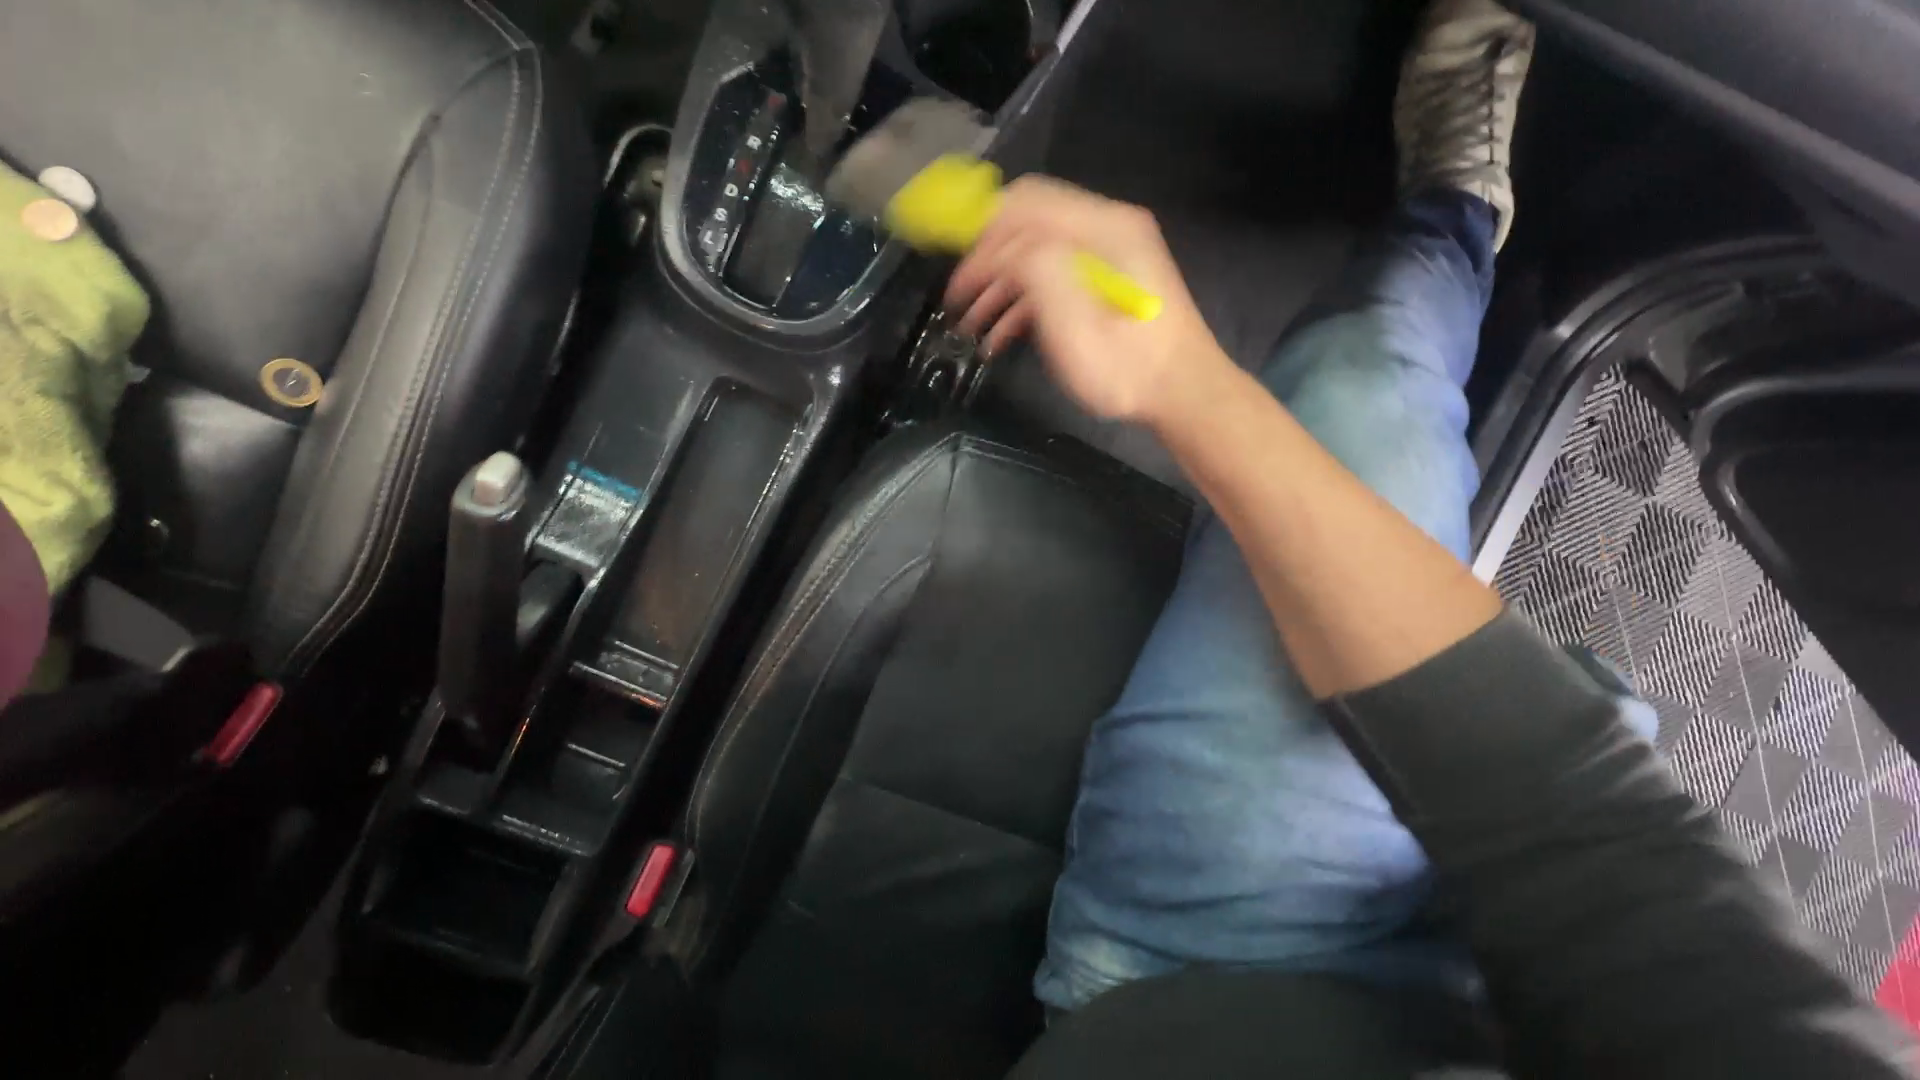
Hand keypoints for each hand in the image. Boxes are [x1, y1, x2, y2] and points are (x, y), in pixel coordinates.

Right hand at [944, 176, 1231, 423]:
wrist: (1185, 395)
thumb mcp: (1074, 323)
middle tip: (958, 297)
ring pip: (1035, 252)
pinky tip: (997, 336)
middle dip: (986, 260)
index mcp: (1103, 228)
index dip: (982, 232)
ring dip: (998, 286)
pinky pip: (1053, 276)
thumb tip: (1001, 252)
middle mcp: (1106, 228)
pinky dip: (1022, 300)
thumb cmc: (1130, 368)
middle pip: (1027, 223)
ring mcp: (1109, 254)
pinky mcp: (1106, 281)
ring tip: (968, 325)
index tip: (956, 274)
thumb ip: (1035, 271)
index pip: (1024, 203)